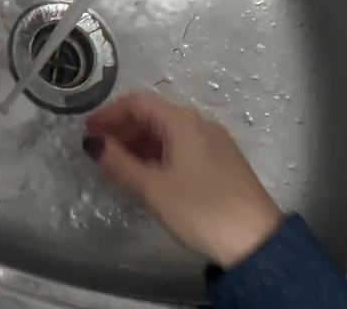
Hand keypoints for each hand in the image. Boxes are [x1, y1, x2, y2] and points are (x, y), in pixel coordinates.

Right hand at [83, 91, 283, 266]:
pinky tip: (151, 177)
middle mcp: (199, 123)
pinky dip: (160, 155)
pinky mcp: (224, 163)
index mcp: (181, 120)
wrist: (258, 245)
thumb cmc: (200, 208)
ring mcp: (214, 142)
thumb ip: (119, 163)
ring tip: (122, 168)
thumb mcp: (152, 188)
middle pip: (152, 115)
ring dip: (140, 145)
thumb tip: (93, 143)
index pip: (136, 102)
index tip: (88, 132)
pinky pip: (183, 147)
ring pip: (168, 133)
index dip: (109, 114)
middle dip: (123, 130)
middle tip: (102, 152)